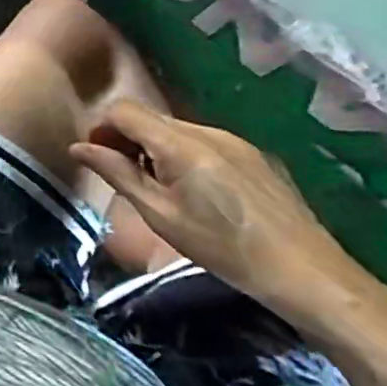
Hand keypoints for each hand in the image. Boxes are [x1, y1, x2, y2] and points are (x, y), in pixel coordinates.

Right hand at [69, 100, 386, 334]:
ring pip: (174, 129)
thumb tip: (77, 148)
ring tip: (156, 184)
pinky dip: (181, 154)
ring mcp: (236, 142)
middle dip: (125, 137)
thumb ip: (117, 173)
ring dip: (153, 146)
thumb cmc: (223, 248)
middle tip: (120, 173)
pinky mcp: (253, 155)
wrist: (308, 274)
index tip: (97, 156)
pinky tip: (192, 189)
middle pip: (149, 117)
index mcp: (182, 145)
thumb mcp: (159, 214)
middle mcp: (208, 132)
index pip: (124, 111)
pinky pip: (202, 141)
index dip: (101, 127)